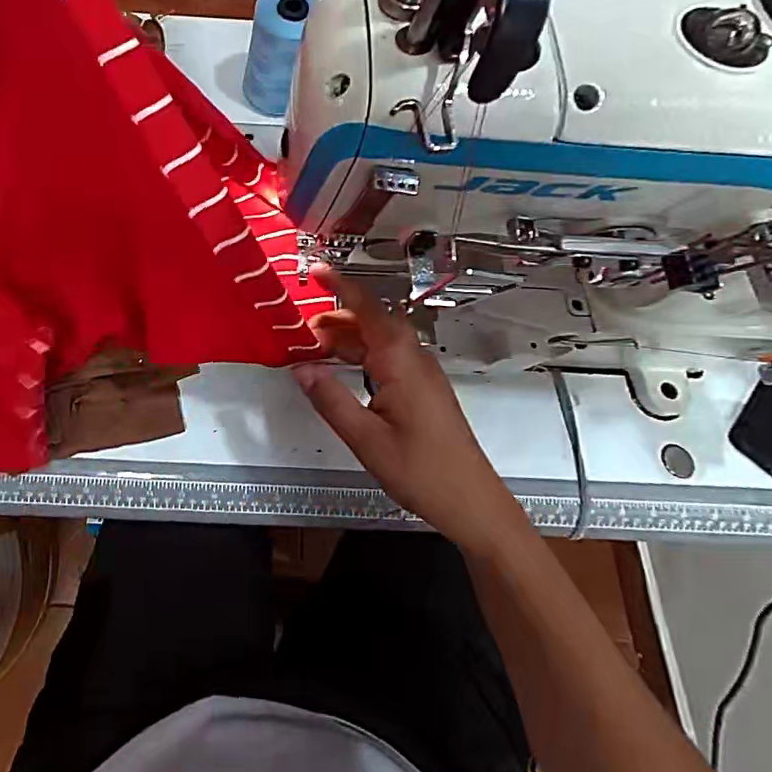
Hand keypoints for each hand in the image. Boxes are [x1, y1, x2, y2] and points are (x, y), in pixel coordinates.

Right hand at [292, 268, 531, 553]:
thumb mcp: (365, 438)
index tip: (316, 271)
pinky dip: (360, 357)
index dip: (340, 285)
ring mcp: (421, 373)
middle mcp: (413, 358)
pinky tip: (342, 371)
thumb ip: (330, 399)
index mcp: (400, 361)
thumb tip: (302, 369)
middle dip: (335, 319)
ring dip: (347, 339)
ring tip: (313, 347)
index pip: (366, 308)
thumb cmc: (424, 472)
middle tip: (301, 326)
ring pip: (378, 341)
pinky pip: (387, 359)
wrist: (470, 500)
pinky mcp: (422, 388)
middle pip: (371, 322)